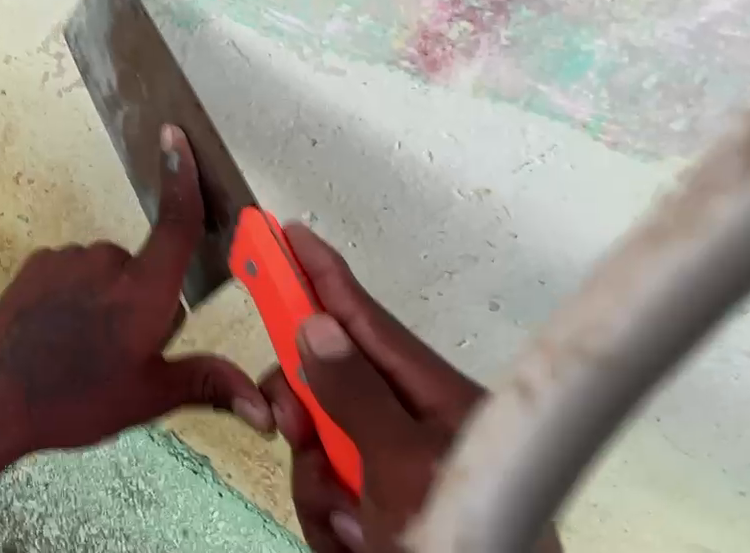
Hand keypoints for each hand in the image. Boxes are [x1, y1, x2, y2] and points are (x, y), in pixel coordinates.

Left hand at [0, 126, 273, 498]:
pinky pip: (75, 271)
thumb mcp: (149, 398)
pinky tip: (59, 331)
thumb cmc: (74, 398)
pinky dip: (77, 295)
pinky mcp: (38, 262)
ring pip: (109, 273)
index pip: (175, 224)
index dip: (182, 178)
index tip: (176, 135)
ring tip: (85, 348)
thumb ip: (207, 383)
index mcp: (142, 290)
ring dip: (110, 299)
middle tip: (122, 353)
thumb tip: (264, 408)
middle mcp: (104, 261)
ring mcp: (66, 258)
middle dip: (147, 302)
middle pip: (146, 269)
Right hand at [260, 224, 486, 552]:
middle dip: (303, 411)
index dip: (320, 271)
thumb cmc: (466, 545)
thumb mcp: (405, 471)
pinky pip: (322, 485)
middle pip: (324, 381)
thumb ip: (355, 395)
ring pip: (315, 440)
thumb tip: (313, 324)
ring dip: (319, 483)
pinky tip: (359, 544)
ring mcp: (395, 468)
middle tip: (293, 430)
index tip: (283, 229)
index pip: (364, 319)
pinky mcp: (378, 506)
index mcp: (440, 402)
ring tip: (356, 529)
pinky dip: (328, 516)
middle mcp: (414, 427)